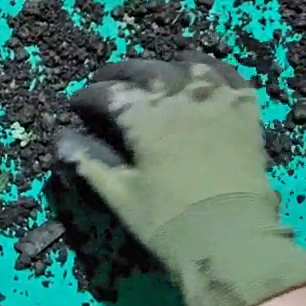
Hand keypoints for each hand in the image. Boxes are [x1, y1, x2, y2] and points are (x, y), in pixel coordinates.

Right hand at [56, 56, 305, 305]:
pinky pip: (228, 76)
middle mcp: (179, 96)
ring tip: (153, 73)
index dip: (88, 97)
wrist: (232, 239)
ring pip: (187, 65)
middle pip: (144, 69)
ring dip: (164, 66)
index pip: (108, 93)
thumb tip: (60, 139)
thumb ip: (90, 161)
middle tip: (106, 81)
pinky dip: (212, 69)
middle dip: (119, 73)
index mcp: (144, 116)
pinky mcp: (245, 110)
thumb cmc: (169, 220)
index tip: (77, 104)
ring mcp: (216, 99)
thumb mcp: (121, 194)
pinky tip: (202, 74)